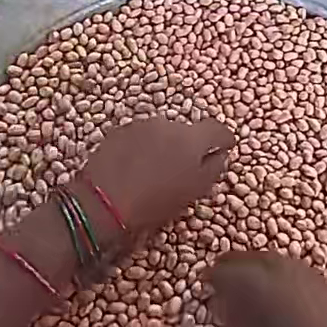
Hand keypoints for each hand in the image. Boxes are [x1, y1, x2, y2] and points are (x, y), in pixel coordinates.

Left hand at [79, 118, 235, 248]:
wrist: (101, 202)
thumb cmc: (154, 202)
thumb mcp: (194, 191)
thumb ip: (213, 168)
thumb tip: (220, 154)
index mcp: (191, 138)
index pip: (217, 129)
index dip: (223, 139)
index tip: (225, 148)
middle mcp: (167, 123)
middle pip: (187, 131)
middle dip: (189, 146)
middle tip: (185, 170)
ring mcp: (140, 125)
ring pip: (162, 133)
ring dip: (164, 146)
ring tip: (157, 171)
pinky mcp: (118, 131)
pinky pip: (140, 136)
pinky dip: (144, 147)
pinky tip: (137, 168)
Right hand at [207, 252, 326, 326]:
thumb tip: (224, 306)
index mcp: (274, 290)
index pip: (235, 271)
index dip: (217, 275)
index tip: (204, 282)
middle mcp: (298, 277)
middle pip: (260, 259)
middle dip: (238, 266)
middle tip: (221, 280)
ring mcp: (322, 285)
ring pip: (283, 264)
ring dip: (261, 269)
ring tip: (246, 289)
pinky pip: (301, 275)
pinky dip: (283, 279)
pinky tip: (277, 299)